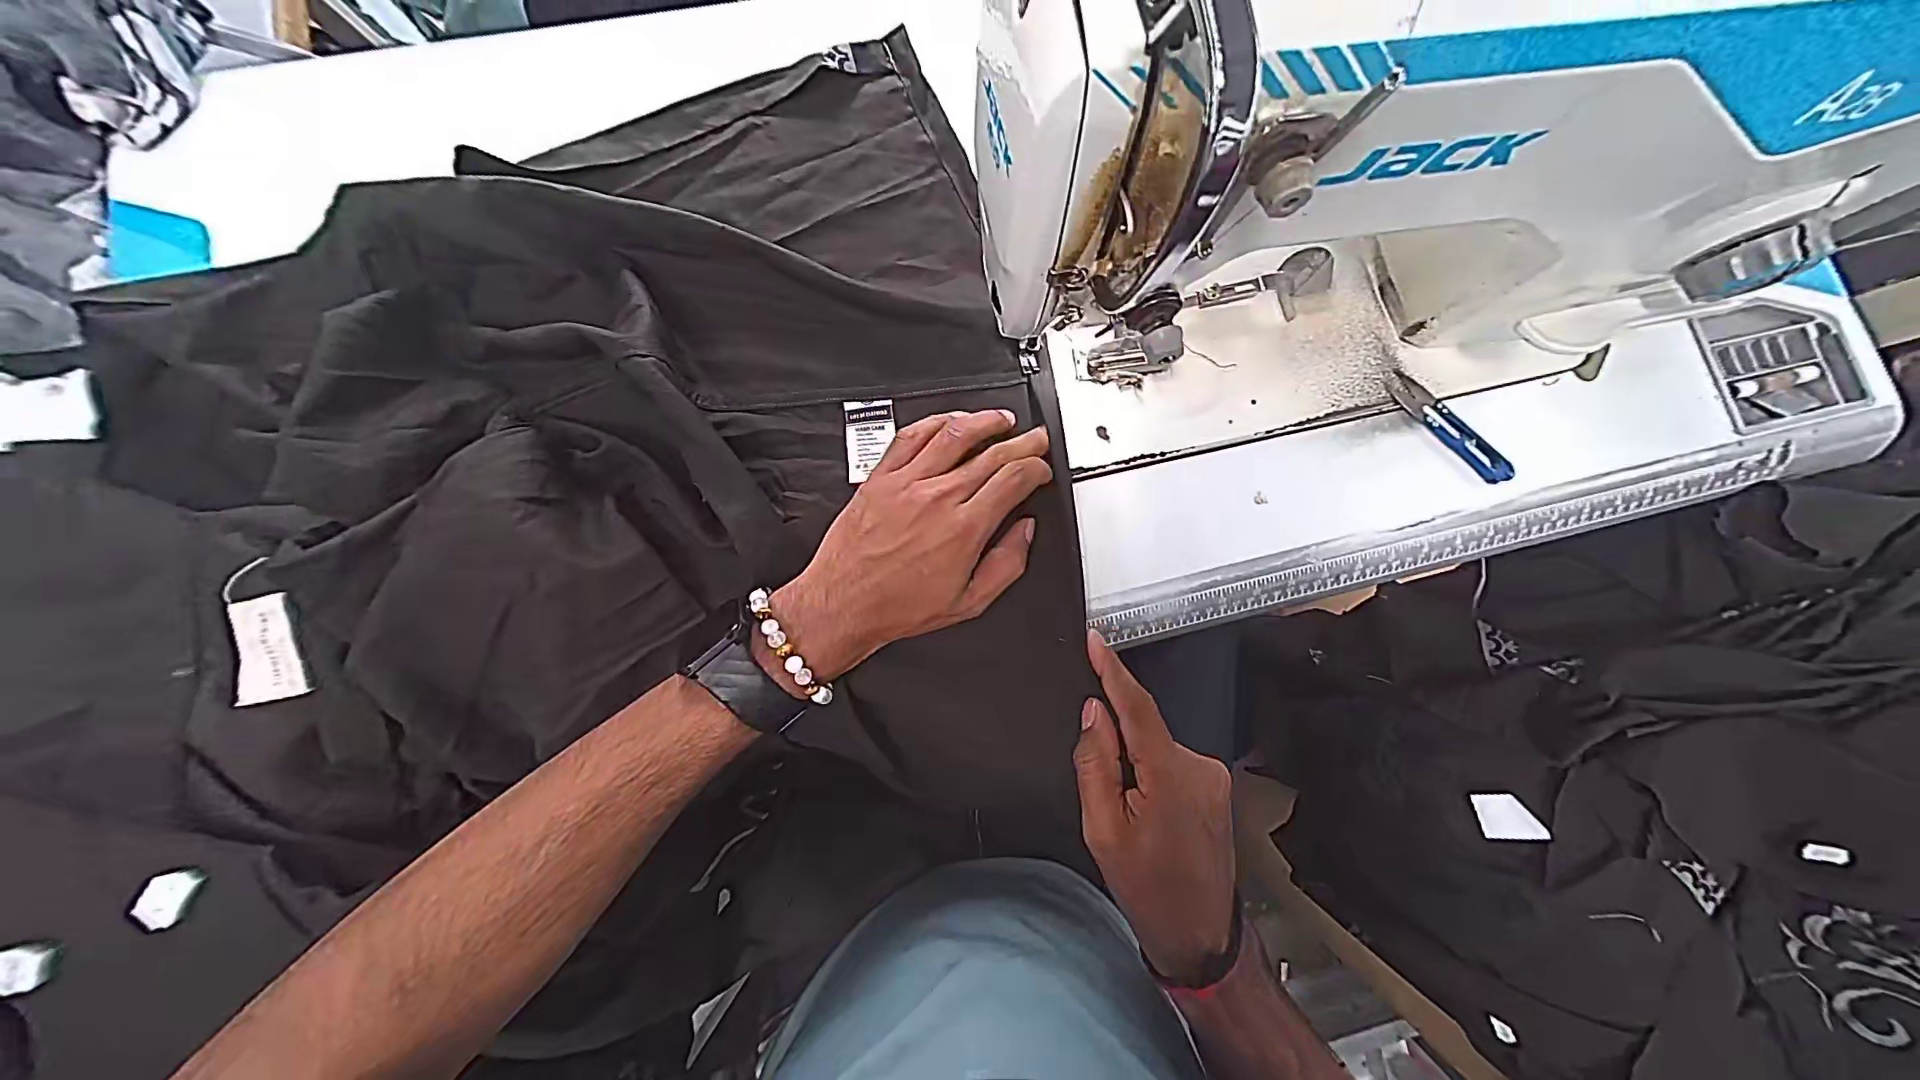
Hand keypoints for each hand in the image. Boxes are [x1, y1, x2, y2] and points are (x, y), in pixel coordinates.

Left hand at [761, 410, 1052, 685]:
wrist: (843, 602)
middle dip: (1024, 441)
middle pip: (993, 453)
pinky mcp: (880, 478)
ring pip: (955, 433)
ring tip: (1002, 420)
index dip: (1037, 467)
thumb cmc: (897, 605)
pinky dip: (936, 421)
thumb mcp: (968, 602)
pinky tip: (950, 421)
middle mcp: (937, 498)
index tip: (1041, 469)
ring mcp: (907, 483)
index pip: (1014, 478)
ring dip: (986, 421)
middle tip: (1036, 439)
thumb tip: (1024, 532)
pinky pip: (911, 435)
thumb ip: (1007, 564)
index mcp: (964, 528)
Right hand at [1074, 629, 1237, 983]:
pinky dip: (1149, 772)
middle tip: (1105, 795)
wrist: (1199, 933)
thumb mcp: (1102, 828)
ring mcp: (1211, 775)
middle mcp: (1198, 765)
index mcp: (1169, 774)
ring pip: (1154, 745)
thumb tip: (1094, 713)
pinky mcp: (1215, 784)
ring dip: (1133, 764)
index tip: (1096, 640)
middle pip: (1142, 728)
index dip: (1112, 670)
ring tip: (1129, 817)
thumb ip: (1095, 762)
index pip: (1136, 707)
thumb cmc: (1148, 887)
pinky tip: (1147, 814)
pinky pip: (1169, 760)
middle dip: (1115, 744)